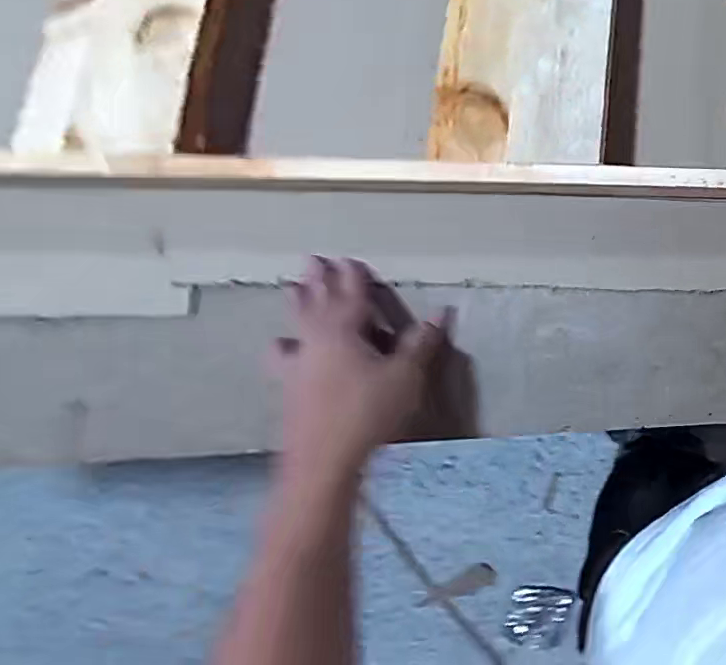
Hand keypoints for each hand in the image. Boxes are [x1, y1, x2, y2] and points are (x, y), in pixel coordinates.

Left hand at [273, 256, 449, 485]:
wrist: (322, 466)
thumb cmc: (368, 412)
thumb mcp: (405, 375)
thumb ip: (421, 342)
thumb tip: (441, 312)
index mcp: (341, 331)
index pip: (349, 295)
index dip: (352, 276)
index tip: (347, 258)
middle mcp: (314, 343)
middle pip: (314, 304)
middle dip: (316, 282)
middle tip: (310, 261)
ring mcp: (296, 369)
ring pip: (295, 328)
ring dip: (296, 308)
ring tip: (290, 294)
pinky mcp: (289, 394)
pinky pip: (286, 356)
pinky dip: (287, 345)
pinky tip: (283, 351)